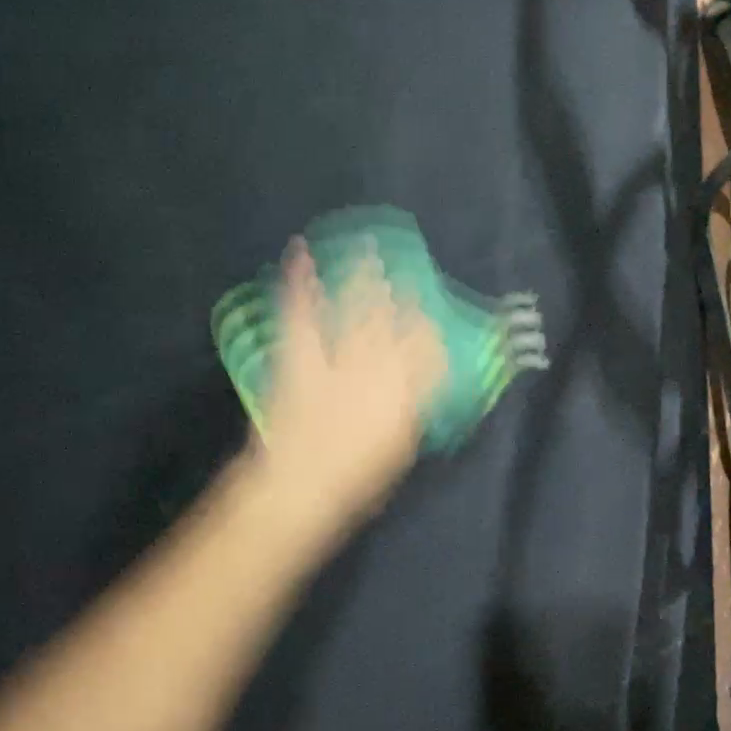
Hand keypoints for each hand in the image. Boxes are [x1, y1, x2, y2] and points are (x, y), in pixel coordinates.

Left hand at [248, 235, 446, 535]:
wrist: (299, 484)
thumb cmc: (356, 481)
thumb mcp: (398, 451)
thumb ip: (408, 415)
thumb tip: (411, 396)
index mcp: (406, 392)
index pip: (428, 350)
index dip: (430, 329)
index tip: (431, 314)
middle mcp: (378, 366)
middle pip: (393, 320)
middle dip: (400, 291)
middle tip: (403, 267)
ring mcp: (336, 356)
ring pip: (354, 308)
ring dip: (361, 276)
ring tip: (366, 246)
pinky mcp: (298, 353)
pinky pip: (300, 312)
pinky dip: (299, 282)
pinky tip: (299, 253)